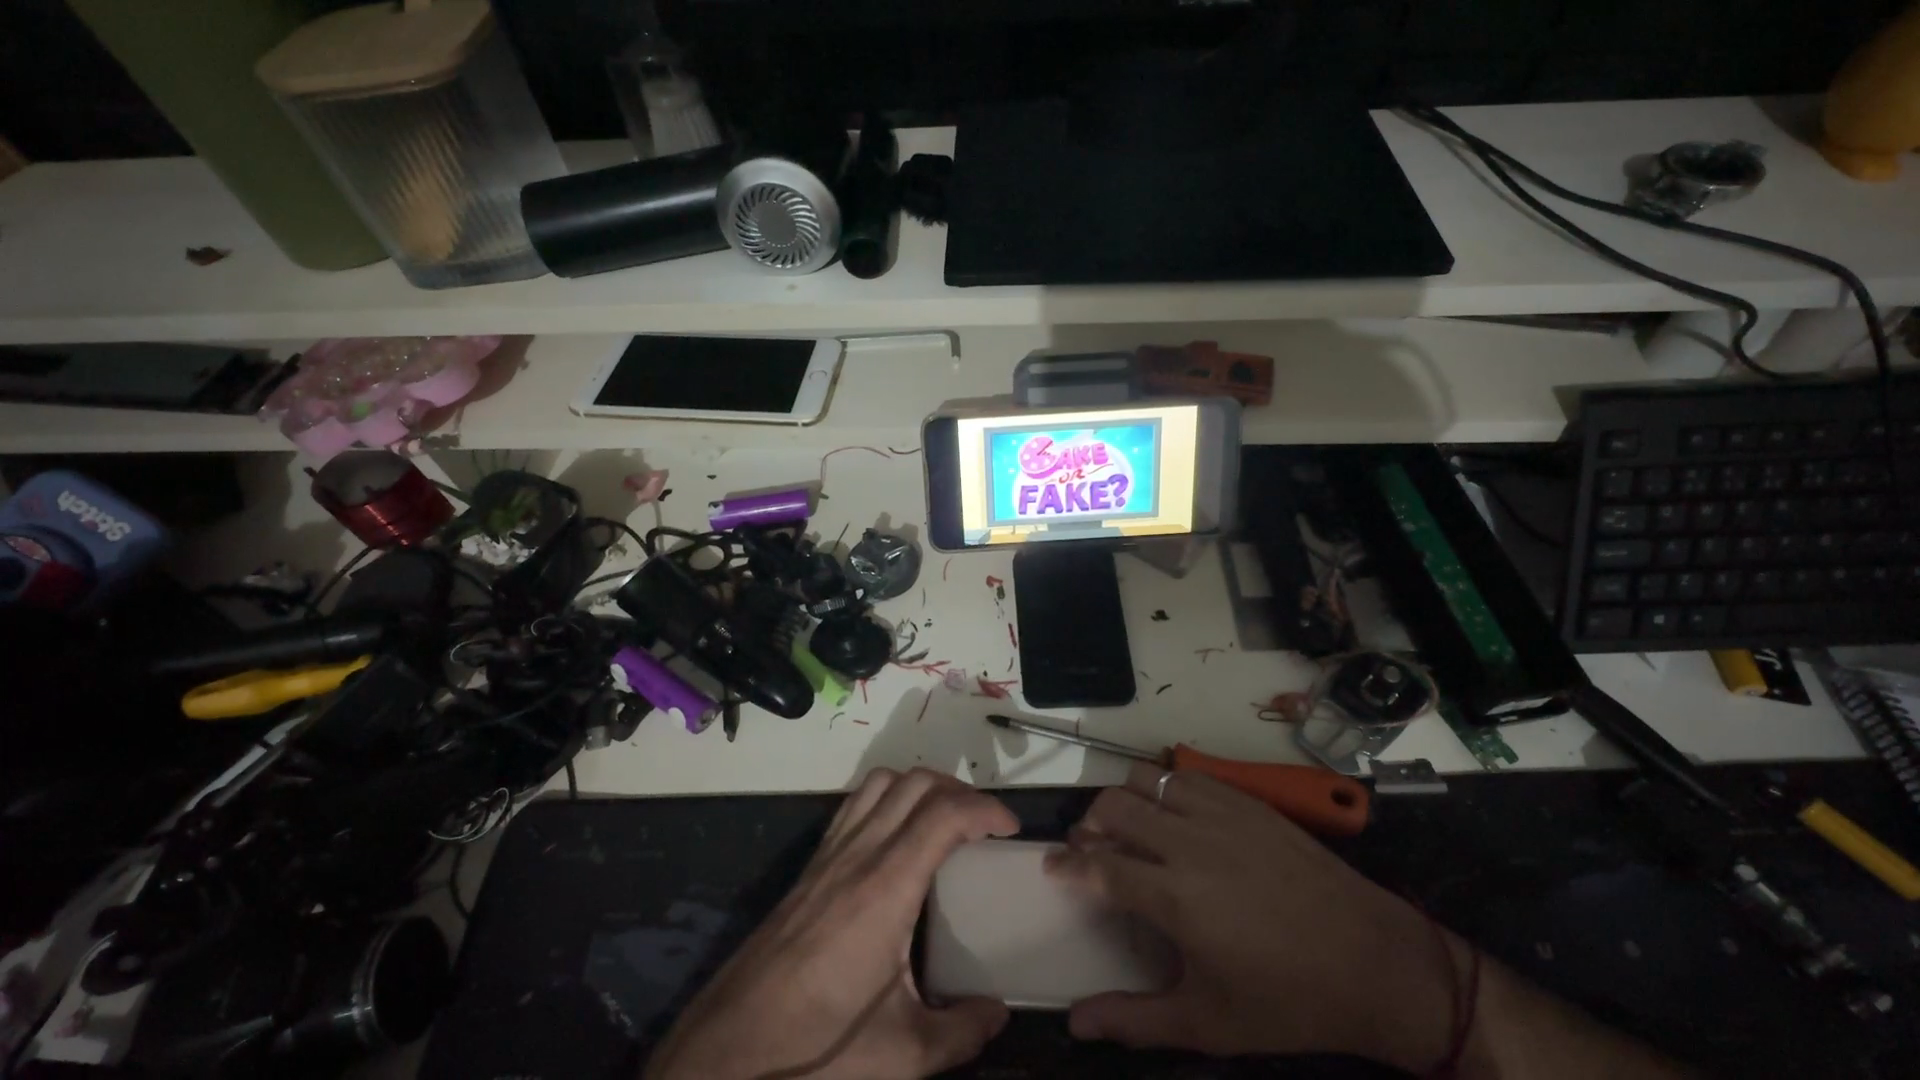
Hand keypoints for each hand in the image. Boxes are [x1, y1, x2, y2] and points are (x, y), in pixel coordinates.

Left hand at [645, 768, 1018, 1079]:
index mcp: (886, 888)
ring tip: (945, 822)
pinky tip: (896, 843)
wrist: (726, 1052)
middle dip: (959, 790)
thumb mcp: (903, 1054)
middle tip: (985, 826)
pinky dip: (886, 800)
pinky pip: (853, 807)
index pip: (943, 813)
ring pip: (879, 784)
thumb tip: (999, 1012)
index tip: (1011, 829)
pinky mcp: (806, 870)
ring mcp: (826, 857)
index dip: (986, 808)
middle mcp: (856, 856)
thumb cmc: (818, 1047)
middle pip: (914, 783)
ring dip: (919, 787)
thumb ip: (961, 1032)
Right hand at [1045, 763, 1462, 1071]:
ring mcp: (1224, 816)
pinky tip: (1176, 817)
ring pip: (1150, 779)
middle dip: (1089, 824)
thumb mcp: (1208, 1024)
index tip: (1051, 867)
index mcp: (1175, 896)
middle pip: (1114, 806)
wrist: (1375, 964)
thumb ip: (1135, 1021)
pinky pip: (1192, 777)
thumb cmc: (1288, 1001)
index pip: (1098, 865)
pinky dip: (1168, 788)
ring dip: (1126, 797)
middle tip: (1091, 849)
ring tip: (1129, 826)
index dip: (1067, 864)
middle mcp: (1191, 843)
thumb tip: (1074, 1024)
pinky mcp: (1252, 804)